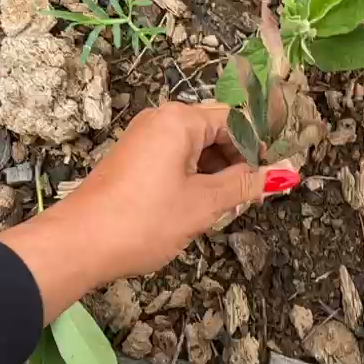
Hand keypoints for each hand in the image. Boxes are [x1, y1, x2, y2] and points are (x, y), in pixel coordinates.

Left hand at [0, 102, 298, 323]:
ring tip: (222, 207)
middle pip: (214, 130)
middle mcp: (160, 119)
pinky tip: (195, 207)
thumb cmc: (144, 221)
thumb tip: (285, 173)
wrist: (78, 244)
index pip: (235, 119)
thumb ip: (245, 185)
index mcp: (179, 120)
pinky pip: (174, 157)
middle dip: (235, 160)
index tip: (270, 177)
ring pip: (194, 146)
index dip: (257, 147)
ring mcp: (143, 138)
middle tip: (247, 197)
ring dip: (214, 172)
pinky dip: (191, 176)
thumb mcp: (203, 205)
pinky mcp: (132, 158)